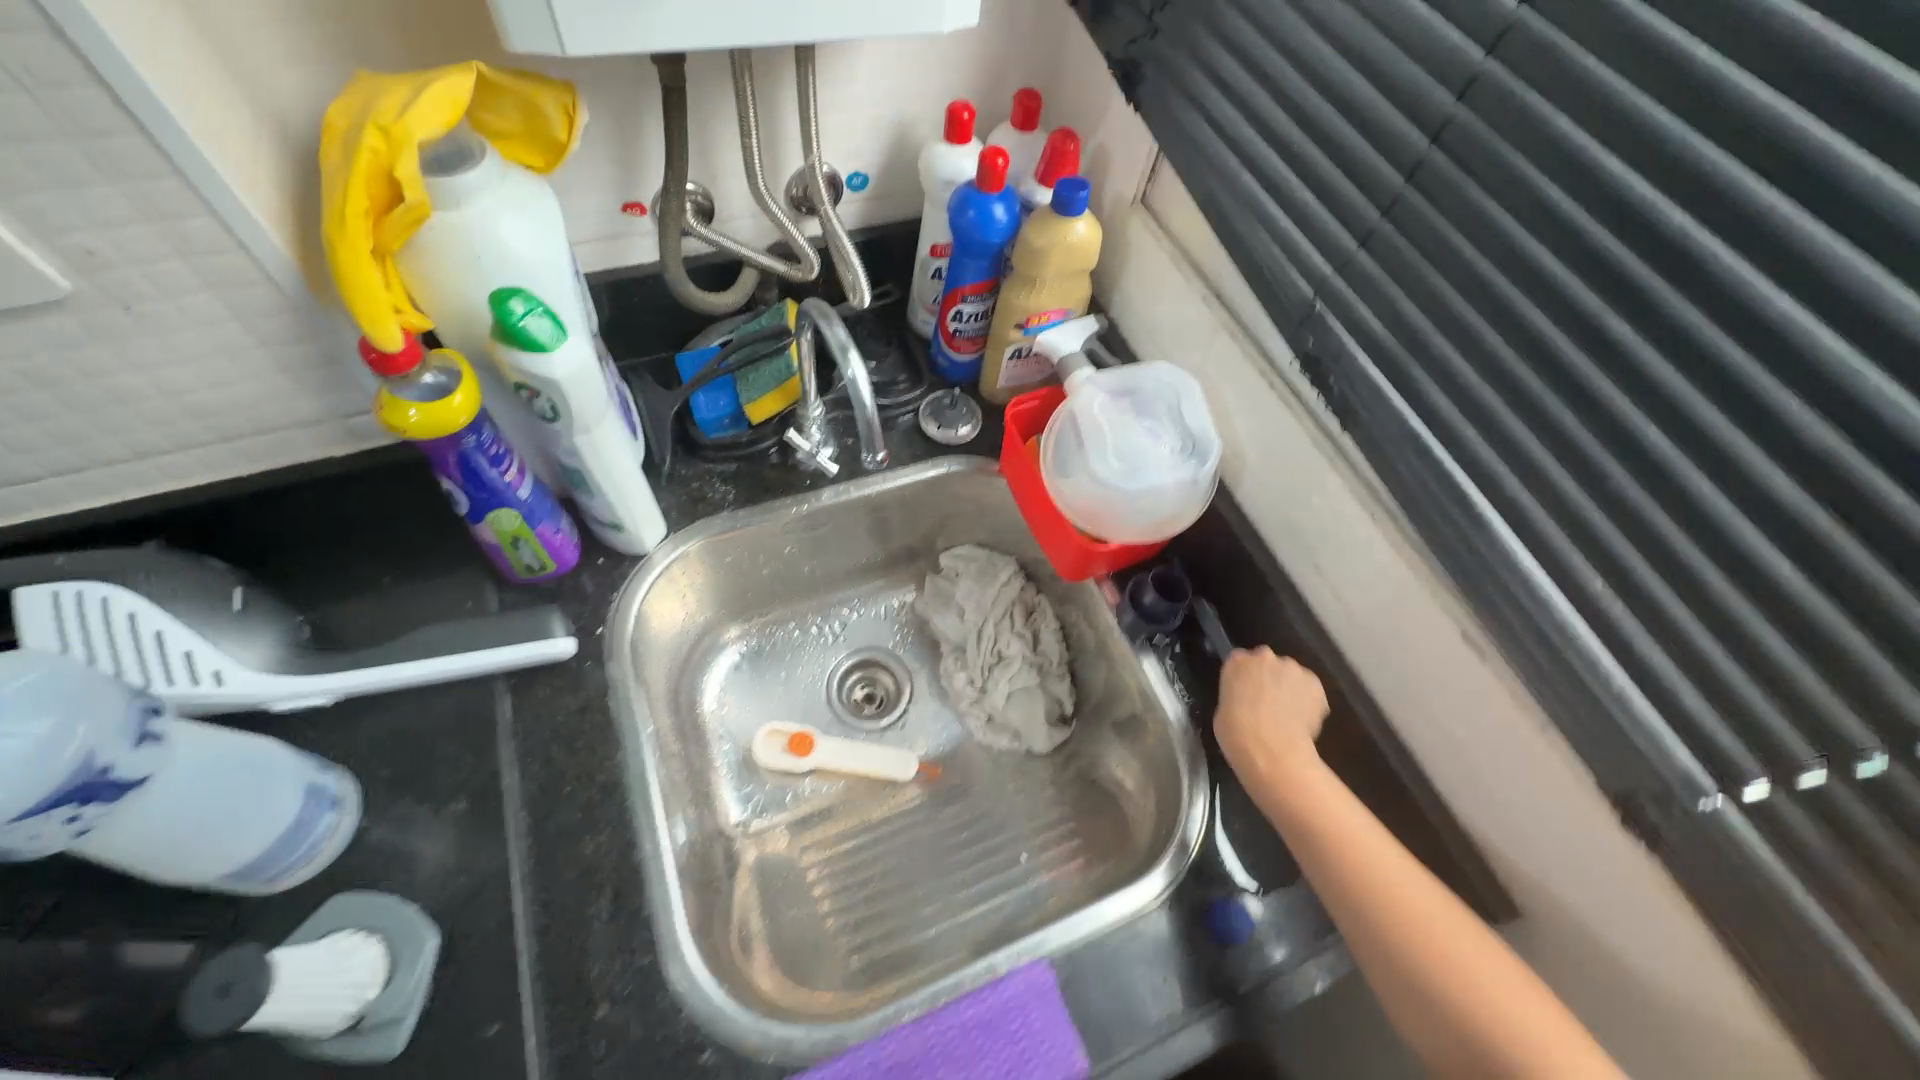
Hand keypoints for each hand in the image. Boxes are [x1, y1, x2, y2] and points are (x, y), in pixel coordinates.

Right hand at [1214, 647, 1329, 782]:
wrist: (1270, 749)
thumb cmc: (1236, 733)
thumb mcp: (1224, 710)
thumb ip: (1238, 697)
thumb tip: (1248, 702)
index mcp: (1237, 662)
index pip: (1240, 659)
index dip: (1245, 675)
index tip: (1246, 690)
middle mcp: (1265, 658)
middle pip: (1268, 662)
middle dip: (1269, 677)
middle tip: (1267, 701)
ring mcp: (1293, 669)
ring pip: (1292, 675)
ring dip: (1290, 688)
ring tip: (1288, 714)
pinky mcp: (1315, 684)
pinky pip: (1310, 691)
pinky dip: (1308, 702)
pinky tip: (1302, 721)